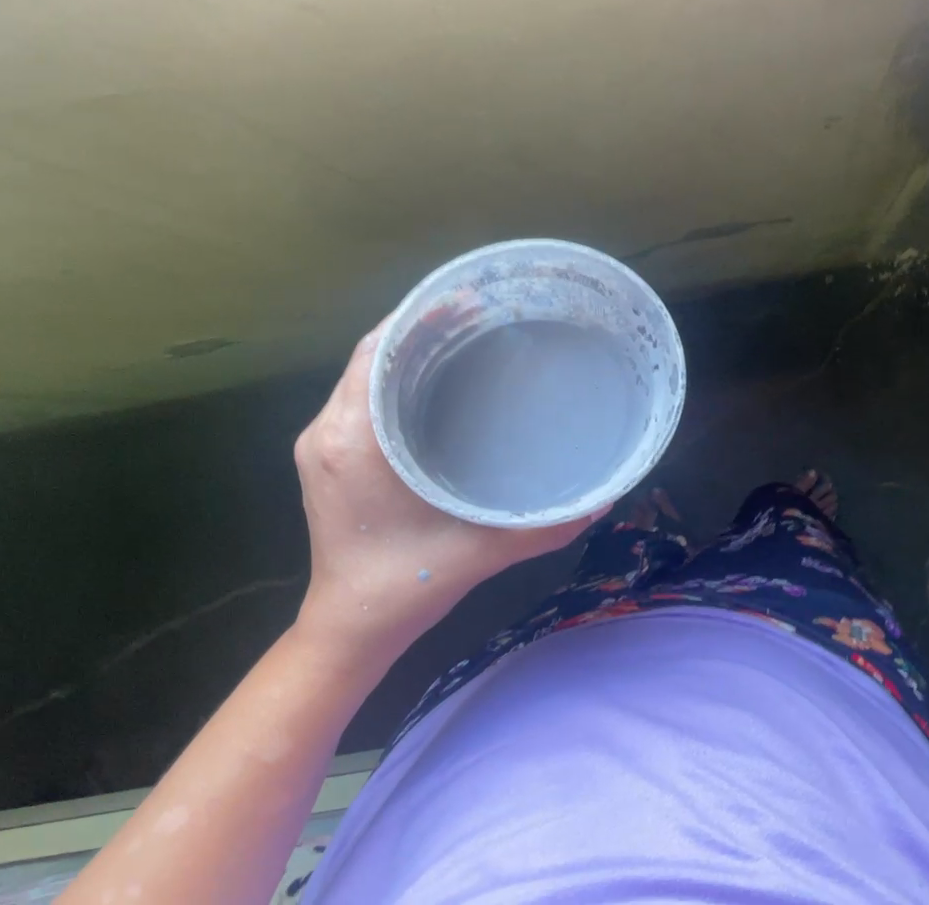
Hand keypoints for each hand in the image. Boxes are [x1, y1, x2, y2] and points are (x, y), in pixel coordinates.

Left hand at [290, 320, 592, 664]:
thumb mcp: (486, 551)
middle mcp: (329, 430)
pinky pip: (362, 396)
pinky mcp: (328, 454)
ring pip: (365, 373)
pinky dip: (398, 376)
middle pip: (372, 353)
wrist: (350, 628)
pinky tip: (441, 381)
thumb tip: (606, 496)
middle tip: (483, 314)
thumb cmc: (408, 586)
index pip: (377, 351)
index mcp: (353, 440)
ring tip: (467, 338)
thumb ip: (547, 525)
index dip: (420, 315)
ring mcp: (322, 442)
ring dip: (410, 350)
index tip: (470, 299)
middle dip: (424, 326)